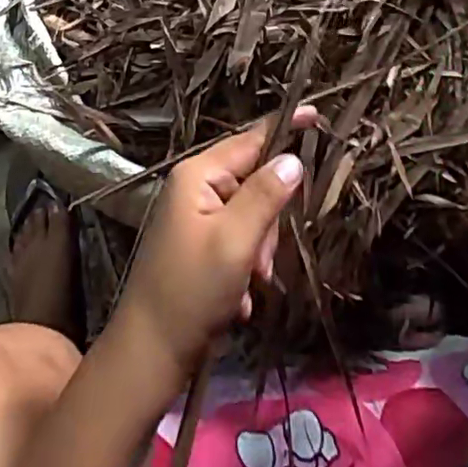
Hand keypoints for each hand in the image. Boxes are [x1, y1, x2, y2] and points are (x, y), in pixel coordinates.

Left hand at [116, 107, 316, 371]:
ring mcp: (197, 216)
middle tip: (259, 260)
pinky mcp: (202, 243)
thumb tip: (292, 158)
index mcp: (197, 175)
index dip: (283, 128)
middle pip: (256, 183)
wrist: (152, 350)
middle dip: (268, 223)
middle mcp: (196, 188)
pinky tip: (237, 296)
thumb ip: (265, 196)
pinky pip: (242, 241)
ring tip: (247, 282)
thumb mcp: (234, 241)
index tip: (316, 116)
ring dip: (259, 251)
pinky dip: (247, 267)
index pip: (248, 140)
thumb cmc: (191, 290)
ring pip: (254, 217)